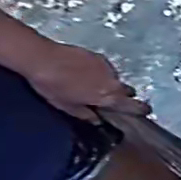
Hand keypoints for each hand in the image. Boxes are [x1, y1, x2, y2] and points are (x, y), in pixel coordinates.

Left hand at [18, 41, 148, 121]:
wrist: (41, 58)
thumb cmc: (51, 85)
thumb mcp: (63, 105)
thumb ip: (84, 114)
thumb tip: (96, 121)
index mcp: (110, 98)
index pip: (137, 106)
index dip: (139, 110)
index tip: (138, 112)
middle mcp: (116, 84)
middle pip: (126, 91)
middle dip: (118, 94)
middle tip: (101, 95)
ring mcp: (109, 69)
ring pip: (114, 79)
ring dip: (105, 82)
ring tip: (84, 80)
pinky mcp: (100, 58)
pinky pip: (103, 67)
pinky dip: (95, 70)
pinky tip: (78, 69)